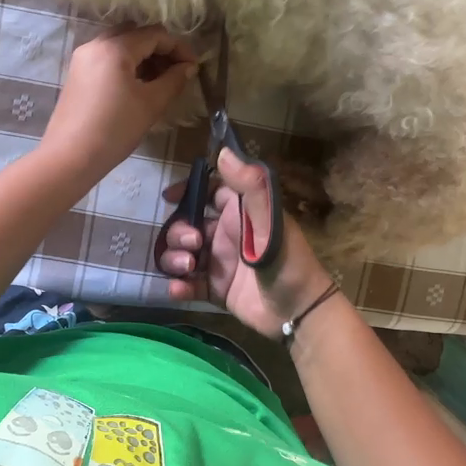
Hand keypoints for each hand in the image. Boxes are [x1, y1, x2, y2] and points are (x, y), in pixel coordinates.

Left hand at [39, 24, 196, 184]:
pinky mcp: (77, 74)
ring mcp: (83, 58)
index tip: (194, 67)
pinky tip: (137, 86)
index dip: (178, 47)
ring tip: (159, 81)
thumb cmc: (115, 130)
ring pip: (119, 44)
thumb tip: (189, 67)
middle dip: (159, 49)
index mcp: (115, 48)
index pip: (154, 34)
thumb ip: (173, 80)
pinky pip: (107, 58)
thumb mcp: (151, 104)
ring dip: (143, 56)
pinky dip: (125, 64)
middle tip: (176, 72)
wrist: (71, 157)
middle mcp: (96, 44)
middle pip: (135, 33)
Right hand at [159, 149, 335, 339]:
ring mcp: (219, 263)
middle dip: (179, 232)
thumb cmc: (287, 262)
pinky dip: (179, 285)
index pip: (210, 192)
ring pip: (183, 253)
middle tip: (193, 245)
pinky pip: (188, 283)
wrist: (296, 312)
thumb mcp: (270, 223)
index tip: (169, 197)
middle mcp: (227, 235)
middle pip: (188, 225)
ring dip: (175, 258)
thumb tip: (223, 152)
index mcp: (241, 213)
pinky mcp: (216, 289)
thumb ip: (250, 188)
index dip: (189, 191)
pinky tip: (179, 289)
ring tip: (188, 268)